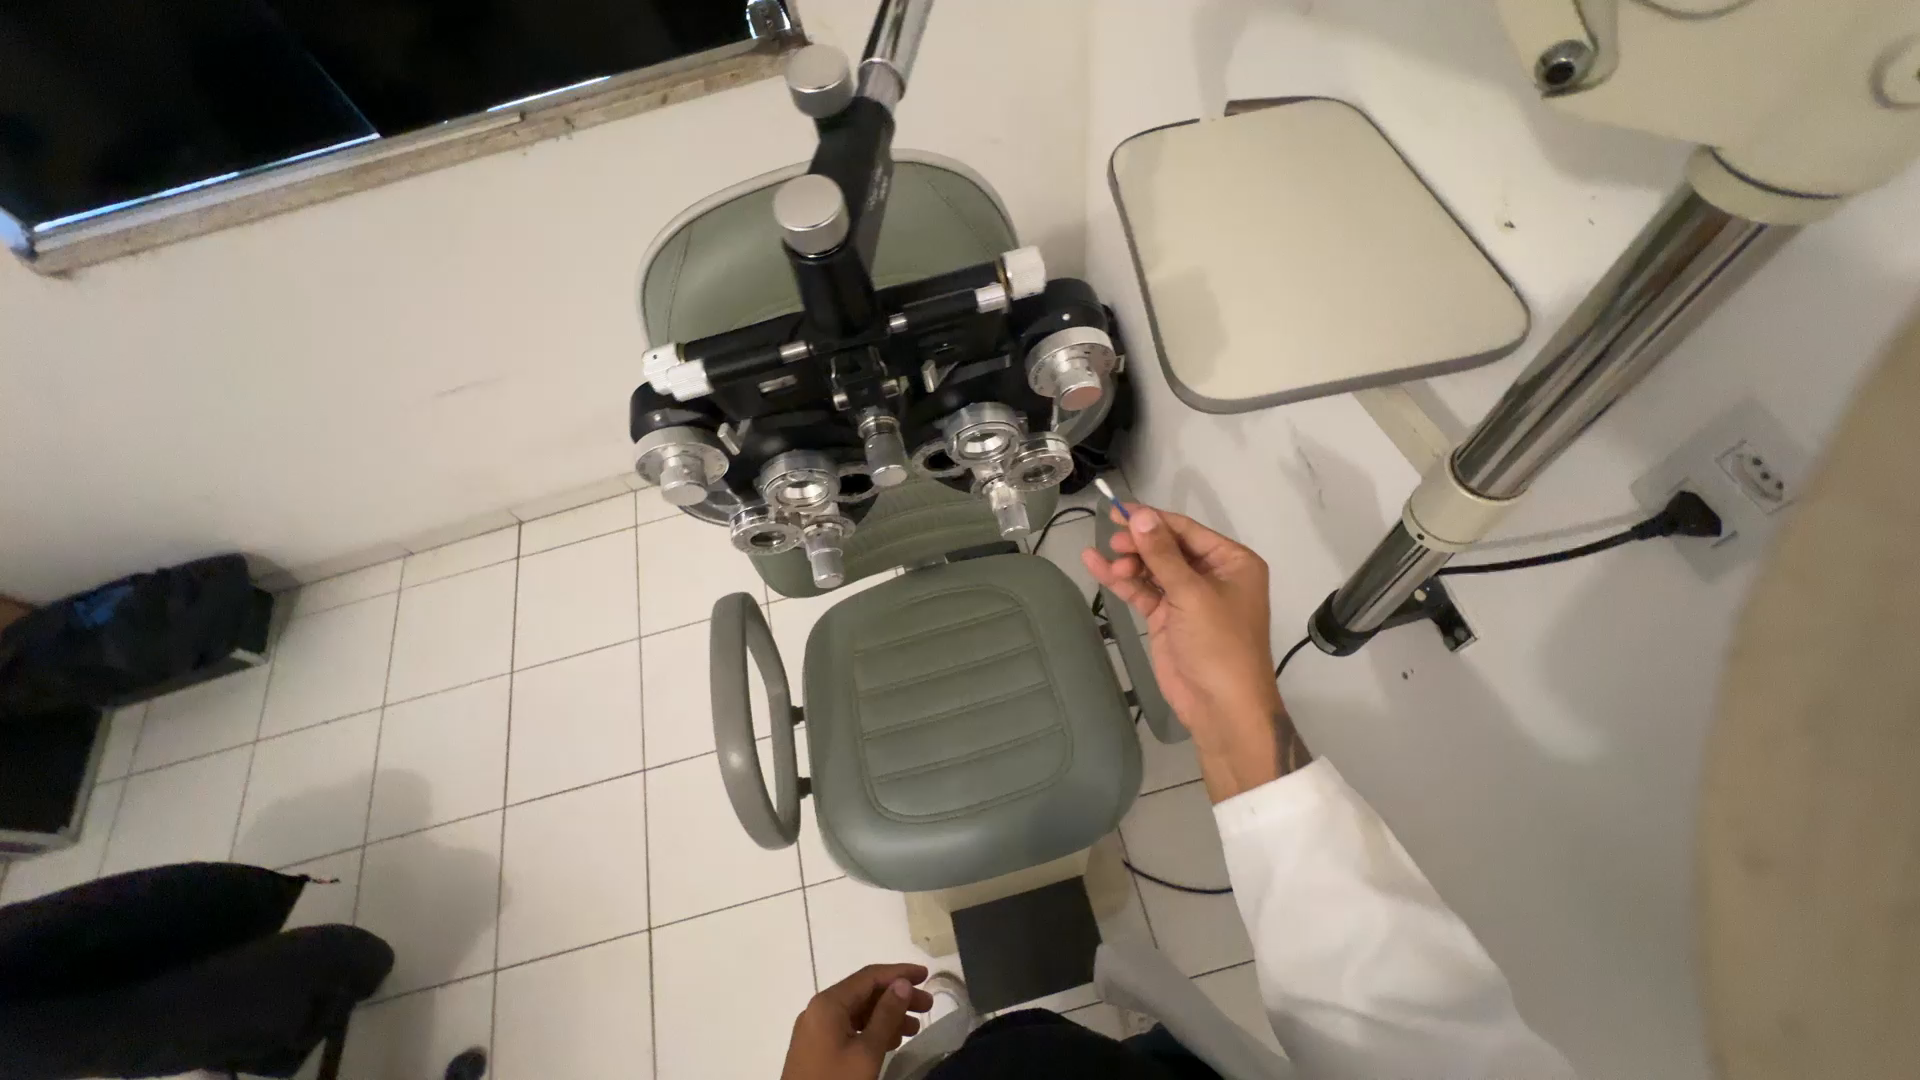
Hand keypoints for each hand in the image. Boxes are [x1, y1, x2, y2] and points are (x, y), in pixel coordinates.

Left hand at [781, 963, 934, 1079]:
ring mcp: (815, 1030)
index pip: (869, 976)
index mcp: (828, 1003)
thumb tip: (902, 983)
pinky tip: (891, 1040)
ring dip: (886, 1015)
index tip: (926, 975)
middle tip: (927, 1006)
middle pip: (864, 993)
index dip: (900, 973)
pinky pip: (848, 1028)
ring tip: (914, 1027)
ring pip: (857, 1012)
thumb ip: (886, 1015)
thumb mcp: (867, 1053)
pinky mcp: (816, 1049)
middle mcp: (819, 1009)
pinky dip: (871, 1030)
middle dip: (896, 997)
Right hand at [1083, 504, 1301, 800]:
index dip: (1154, 520)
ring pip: (1152, 569)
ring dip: (1129, 562)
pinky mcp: (1167, 618)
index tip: (1120, 511)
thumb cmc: (1219, 644)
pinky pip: (1143, 591)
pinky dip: (1122, 581)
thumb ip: (1162, 554)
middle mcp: (1211, 575)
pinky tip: (1097, 566)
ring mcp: (1187, 597)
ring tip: (1107, 560)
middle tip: (1113, 540)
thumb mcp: (1192, 594)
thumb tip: (1139, 516)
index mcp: (1232, 562)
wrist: (1221, 706)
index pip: (1187, 531)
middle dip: (1140, 543)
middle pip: (1168, 548)